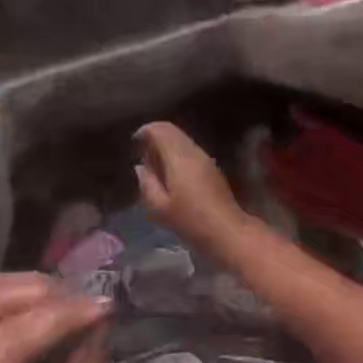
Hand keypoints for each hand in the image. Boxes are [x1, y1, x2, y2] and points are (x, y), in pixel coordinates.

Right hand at [135, 122, 250, 253]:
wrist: (227, 231)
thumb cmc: (190, 221)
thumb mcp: (159, 208)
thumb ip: (147, 183)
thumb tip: (141, 167)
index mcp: (179, 158)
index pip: (161, 130)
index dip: (145, 131)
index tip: (134, 143)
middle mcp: (193, 152)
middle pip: (172, 131)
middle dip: (155, 137)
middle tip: (143, 155)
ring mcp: (205, 159)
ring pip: (182, 140)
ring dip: (167, 146)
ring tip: (155, 166)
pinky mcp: (212, 168)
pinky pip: (190, 151)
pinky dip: (177, 154)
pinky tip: (171, 174)